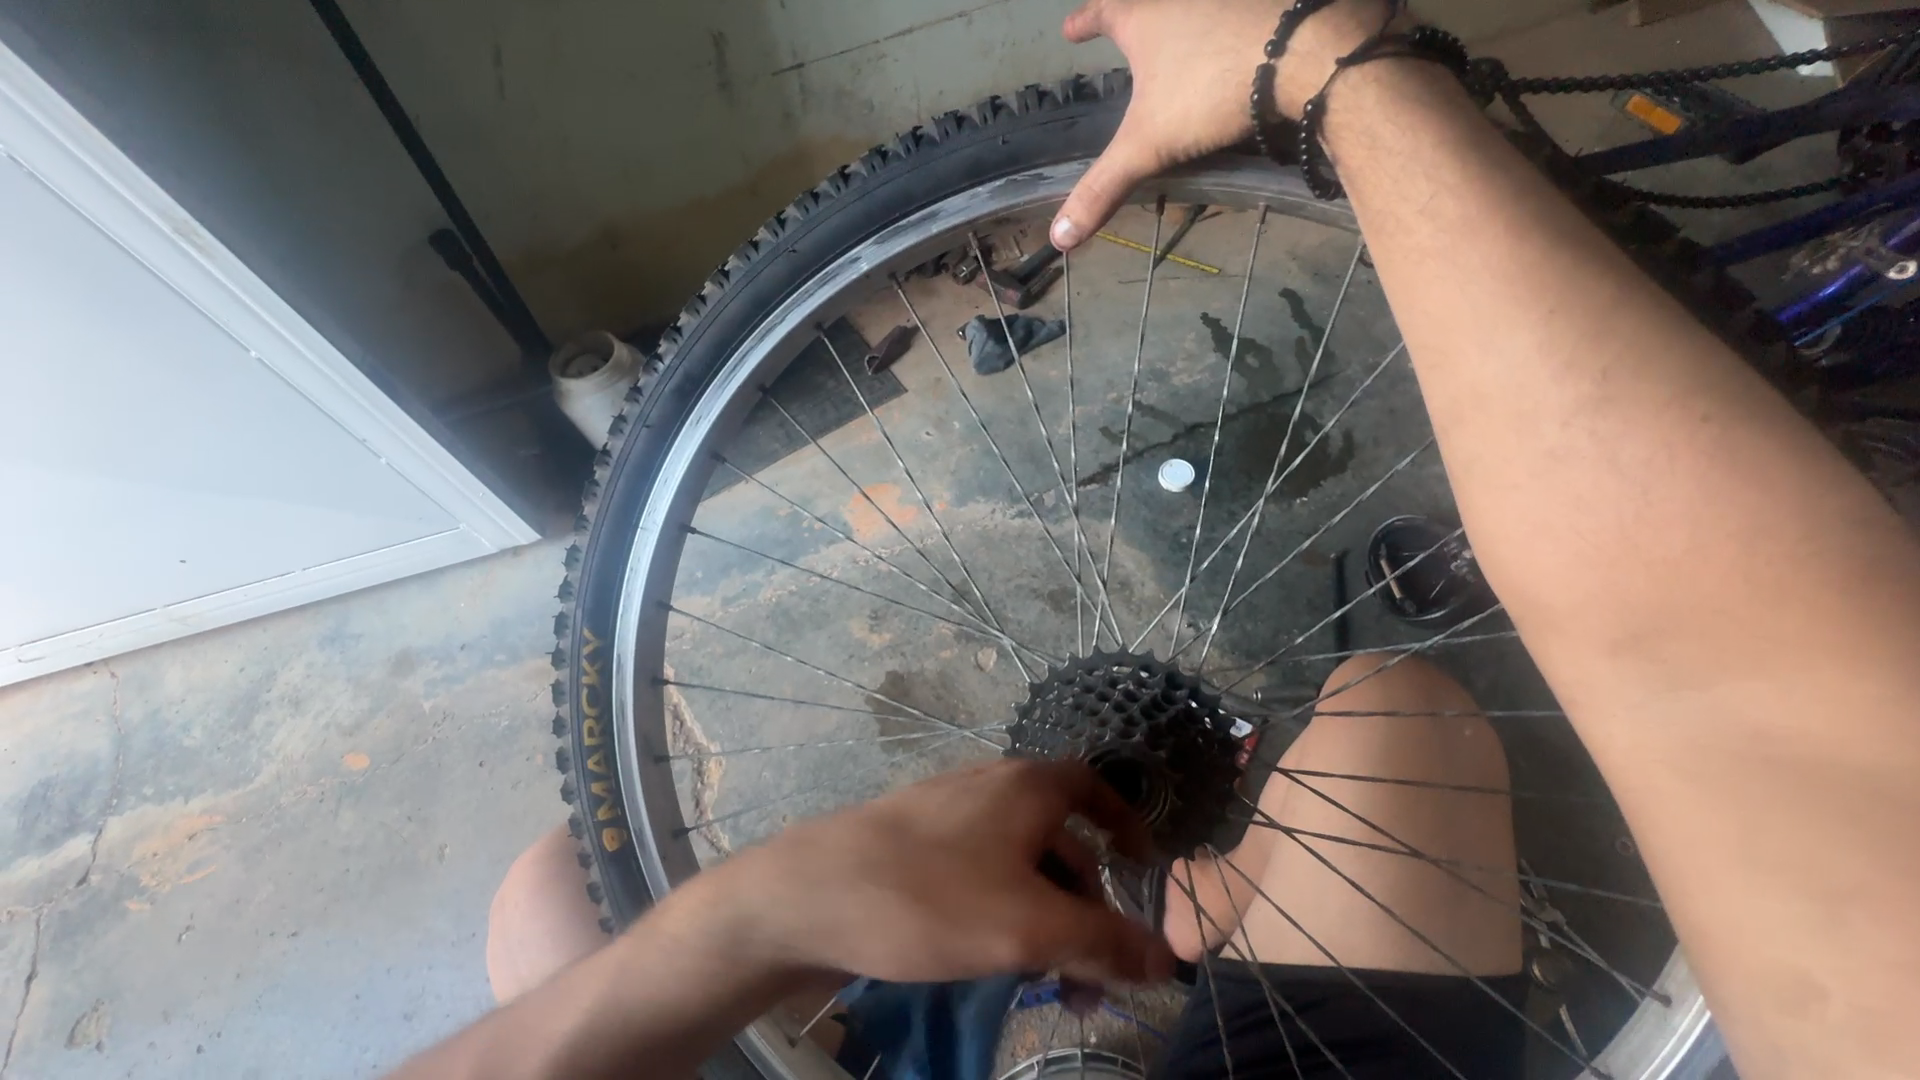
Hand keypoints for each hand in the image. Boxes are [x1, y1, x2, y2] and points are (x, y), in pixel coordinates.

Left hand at [700, 760, 1177, 986]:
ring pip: (1018, 865)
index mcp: (1026, 786)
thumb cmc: (931, 898)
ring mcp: (947, 814)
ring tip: (1050, 988)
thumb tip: (1169, 958)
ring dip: (1047, 921)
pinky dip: (1004, 911)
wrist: (806, 895)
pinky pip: (979, 873)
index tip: (1145, 868)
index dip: (1126, 823)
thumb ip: (1104, 942)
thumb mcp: (1029, 928)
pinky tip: (995, 959)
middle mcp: (990, 787)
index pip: (1094, 786)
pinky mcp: (914, 845)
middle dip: (1087, 909)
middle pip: (1060, 840)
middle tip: (1094, 980)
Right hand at [1050, 0, 1388, 249]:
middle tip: (1130, 24)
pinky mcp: (1271, 5)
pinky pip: (1242, 12)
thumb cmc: (1210, 92)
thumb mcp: (1149, 146)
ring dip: (1188, 17)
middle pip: (1153, 0)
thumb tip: (1058, 238)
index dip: (1086, 22)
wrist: (1306, 51)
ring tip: (1183, 37)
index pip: (1105, 12)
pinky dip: (1232, 24)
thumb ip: (1103, 189)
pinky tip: (1238, 40)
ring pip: (1198, 5)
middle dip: (1139, 13)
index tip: (1070, 30)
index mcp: (1148, 18)